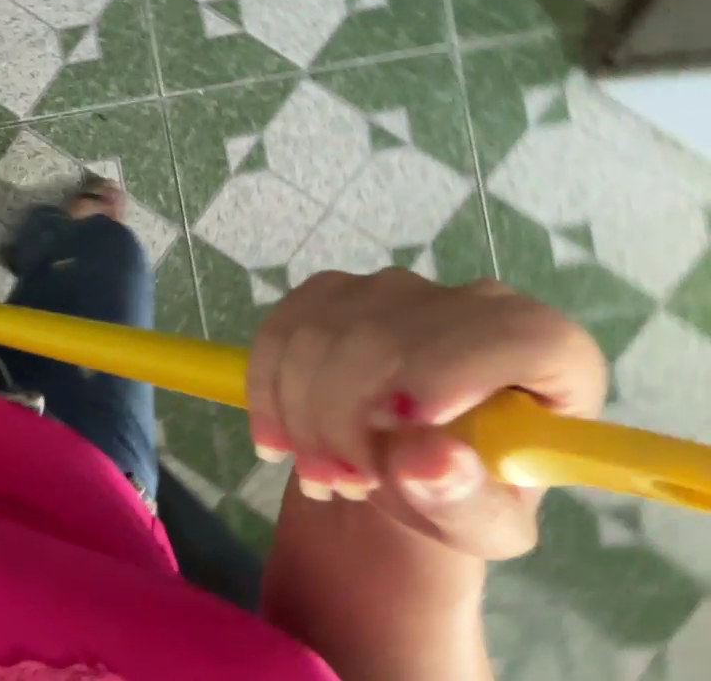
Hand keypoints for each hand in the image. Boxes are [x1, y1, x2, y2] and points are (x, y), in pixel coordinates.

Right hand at [248, 269, 605, 559]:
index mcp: (547, 354)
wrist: (396, 468)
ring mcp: (390, 289)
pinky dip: (267, 388)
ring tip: (315, 472)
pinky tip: (276, 437)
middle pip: (392, 338)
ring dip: (302, 411)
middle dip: (347, 418)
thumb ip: (467, 499)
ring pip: (324, 334)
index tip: (405, 425)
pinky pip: (280, 330)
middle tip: (338, 484)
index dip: (455, 371)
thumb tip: (437, 462)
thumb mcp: (481, 524)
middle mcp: (471, 304)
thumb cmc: (461, 495)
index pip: (517, 336)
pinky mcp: (326, 291)